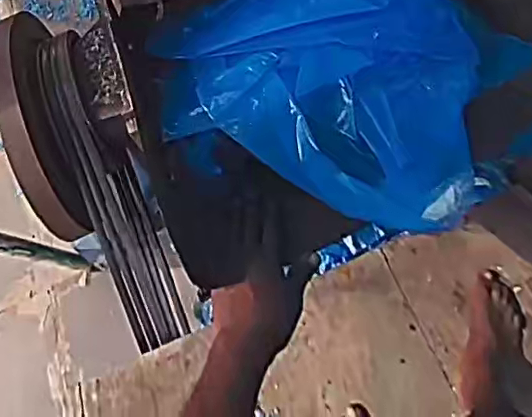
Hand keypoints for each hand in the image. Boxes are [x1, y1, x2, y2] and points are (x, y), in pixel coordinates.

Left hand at [210, 196, 315, 363]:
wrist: (241, 344)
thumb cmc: (271, 323)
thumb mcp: (293, 299)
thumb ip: (300, 273)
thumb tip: (312, 253)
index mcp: (268, 259)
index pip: (270, 228)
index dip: (270, 211)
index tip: (270, 196)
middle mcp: (248, 256)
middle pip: (249, 224)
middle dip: (251, 205)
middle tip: (249, 188)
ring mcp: (231, 265)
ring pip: (233, 233)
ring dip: (235, 215)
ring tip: (234, 199)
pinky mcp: (219, 275)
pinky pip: (221, 247)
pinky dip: (222, 235)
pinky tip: (221, 230)